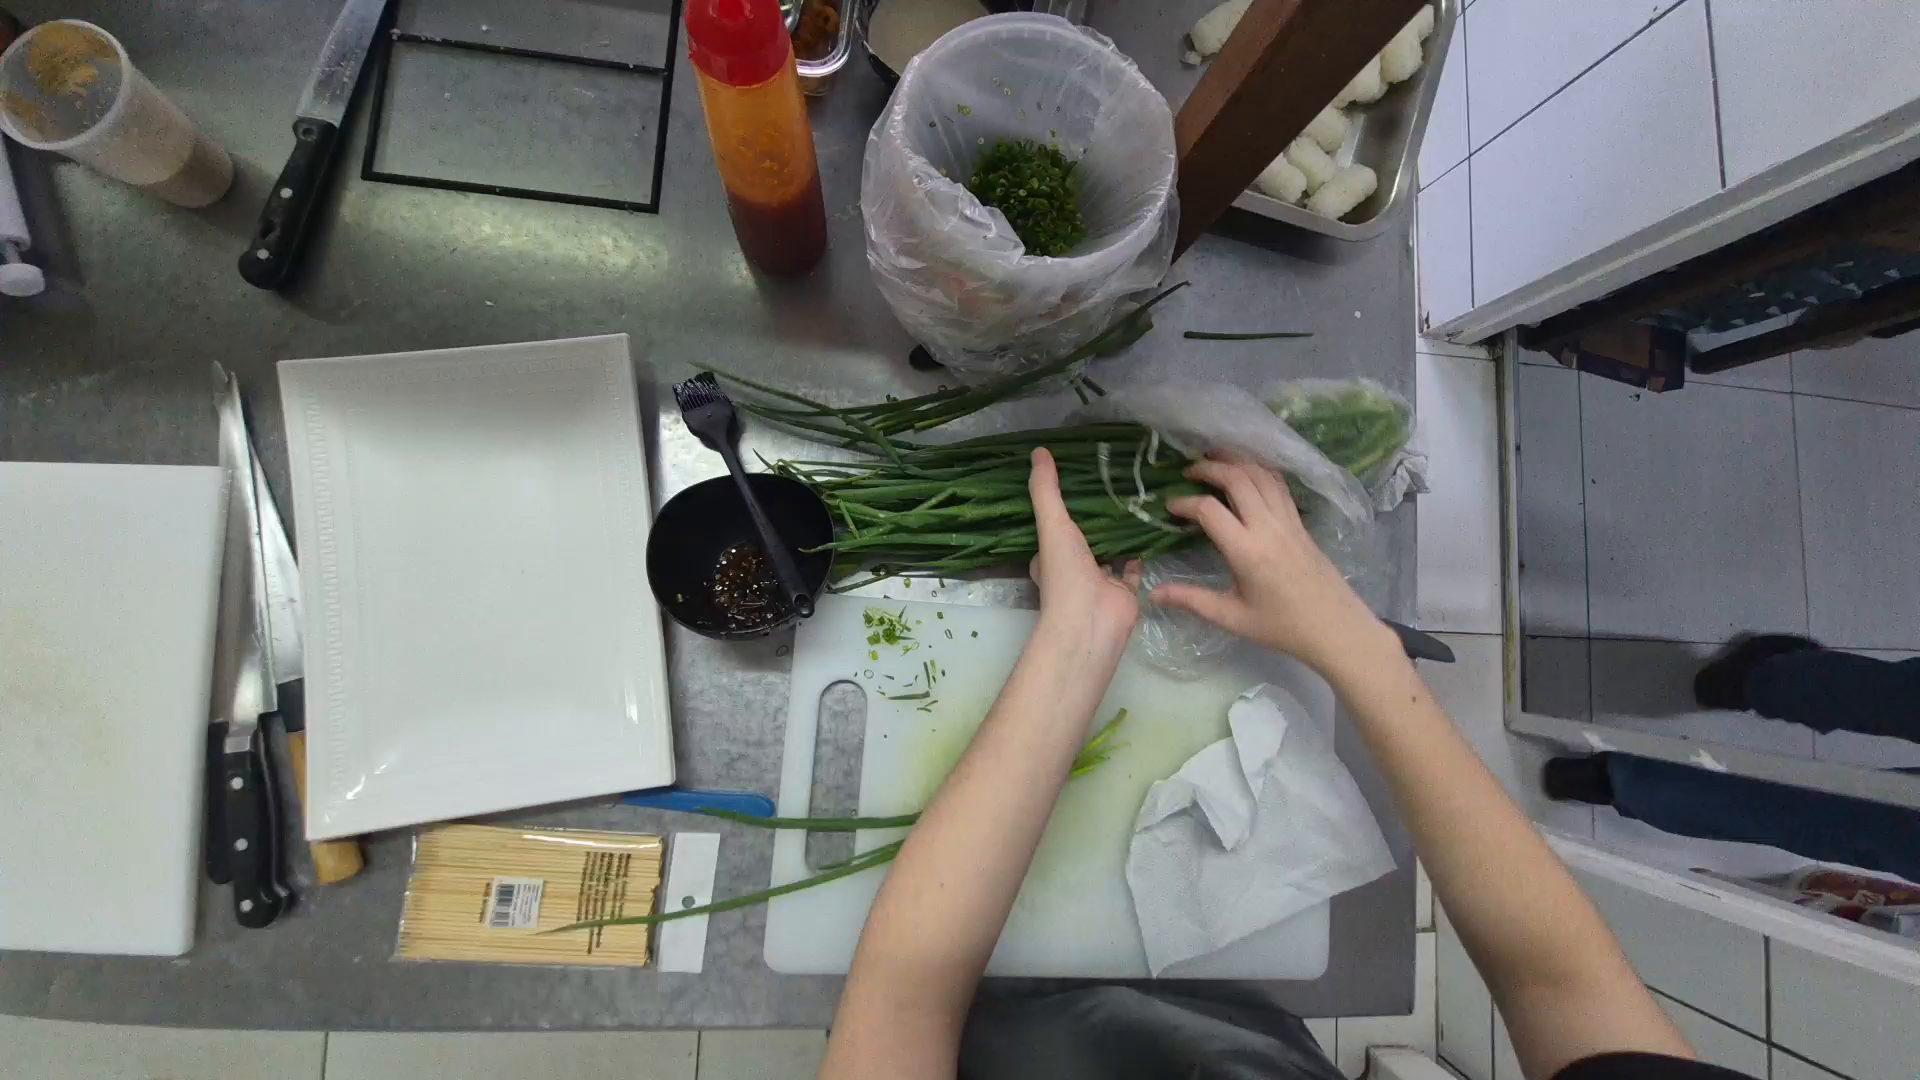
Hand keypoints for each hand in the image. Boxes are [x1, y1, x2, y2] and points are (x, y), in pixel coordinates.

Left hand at [1027, 447, 1140, 651]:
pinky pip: (1133, 569)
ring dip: (1117, 535)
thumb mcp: (1052, 523)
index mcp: (1048, 558)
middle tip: (1107, 489)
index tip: (1070, 484)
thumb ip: (1046, 489)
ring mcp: (1099, 581)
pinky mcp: (1125, 590)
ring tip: (1131, 503)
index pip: (1050, 530)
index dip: (1056, 510)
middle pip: (1082, 540)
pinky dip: (1140, 555)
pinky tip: (1149, 532)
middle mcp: (1072, 570)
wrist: (1093, 619)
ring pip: (1108, 553)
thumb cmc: (1065, 573)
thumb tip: (1038, 451)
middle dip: (1092, 522)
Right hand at [1152, 454, 1394, 677]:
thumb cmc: (1281, 626)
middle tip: (1188, 470)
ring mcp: (1288, 521)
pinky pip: (1278, 484)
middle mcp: (1269, 528)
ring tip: (1214, 459)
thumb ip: (1191, 600)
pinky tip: (1246, 470)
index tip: (1169, 507)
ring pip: (1262, 475)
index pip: (1209, 511)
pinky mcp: (1300, 522)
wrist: (1336, 628)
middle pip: (1238, 479)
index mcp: (1248, 552)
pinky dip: (1259, 469)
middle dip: (1210, 468)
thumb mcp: (1231, 617)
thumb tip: (1153, 593)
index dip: (1184, 503)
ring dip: (1236, 461)